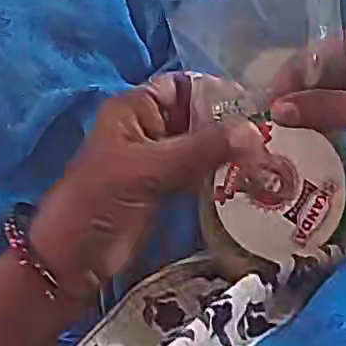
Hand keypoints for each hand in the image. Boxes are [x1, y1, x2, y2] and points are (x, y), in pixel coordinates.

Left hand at [27, 75, 265, 298]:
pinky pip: (200, 171)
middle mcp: (149, 126)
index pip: (183, 86)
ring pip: (202, 144)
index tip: (254, 105)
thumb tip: (254, 132)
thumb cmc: (102, 199)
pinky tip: (250, 179)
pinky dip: (222, 173)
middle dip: (230, 124)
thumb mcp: (150, 168)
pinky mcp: (167, 187)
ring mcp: (159, 158)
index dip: (216, 91)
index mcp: (136, 108)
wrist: (73, 260)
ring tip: (268, 157)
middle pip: (197, 115)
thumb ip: (202, 149)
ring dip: (230, 151)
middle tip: (271, 135)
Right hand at [270, 24, 345, 215]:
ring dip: (312, 106)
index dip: (294, 74)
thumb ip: (325, 107)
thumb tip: (275, 109)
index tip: (267, 99)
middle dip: (300, 91)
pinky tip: (308, 131)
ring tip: (281, 126)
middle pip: (329, 69)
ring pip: (336, 90)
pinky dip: (329, 118)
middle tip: (269, 116)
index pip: (325, 50)